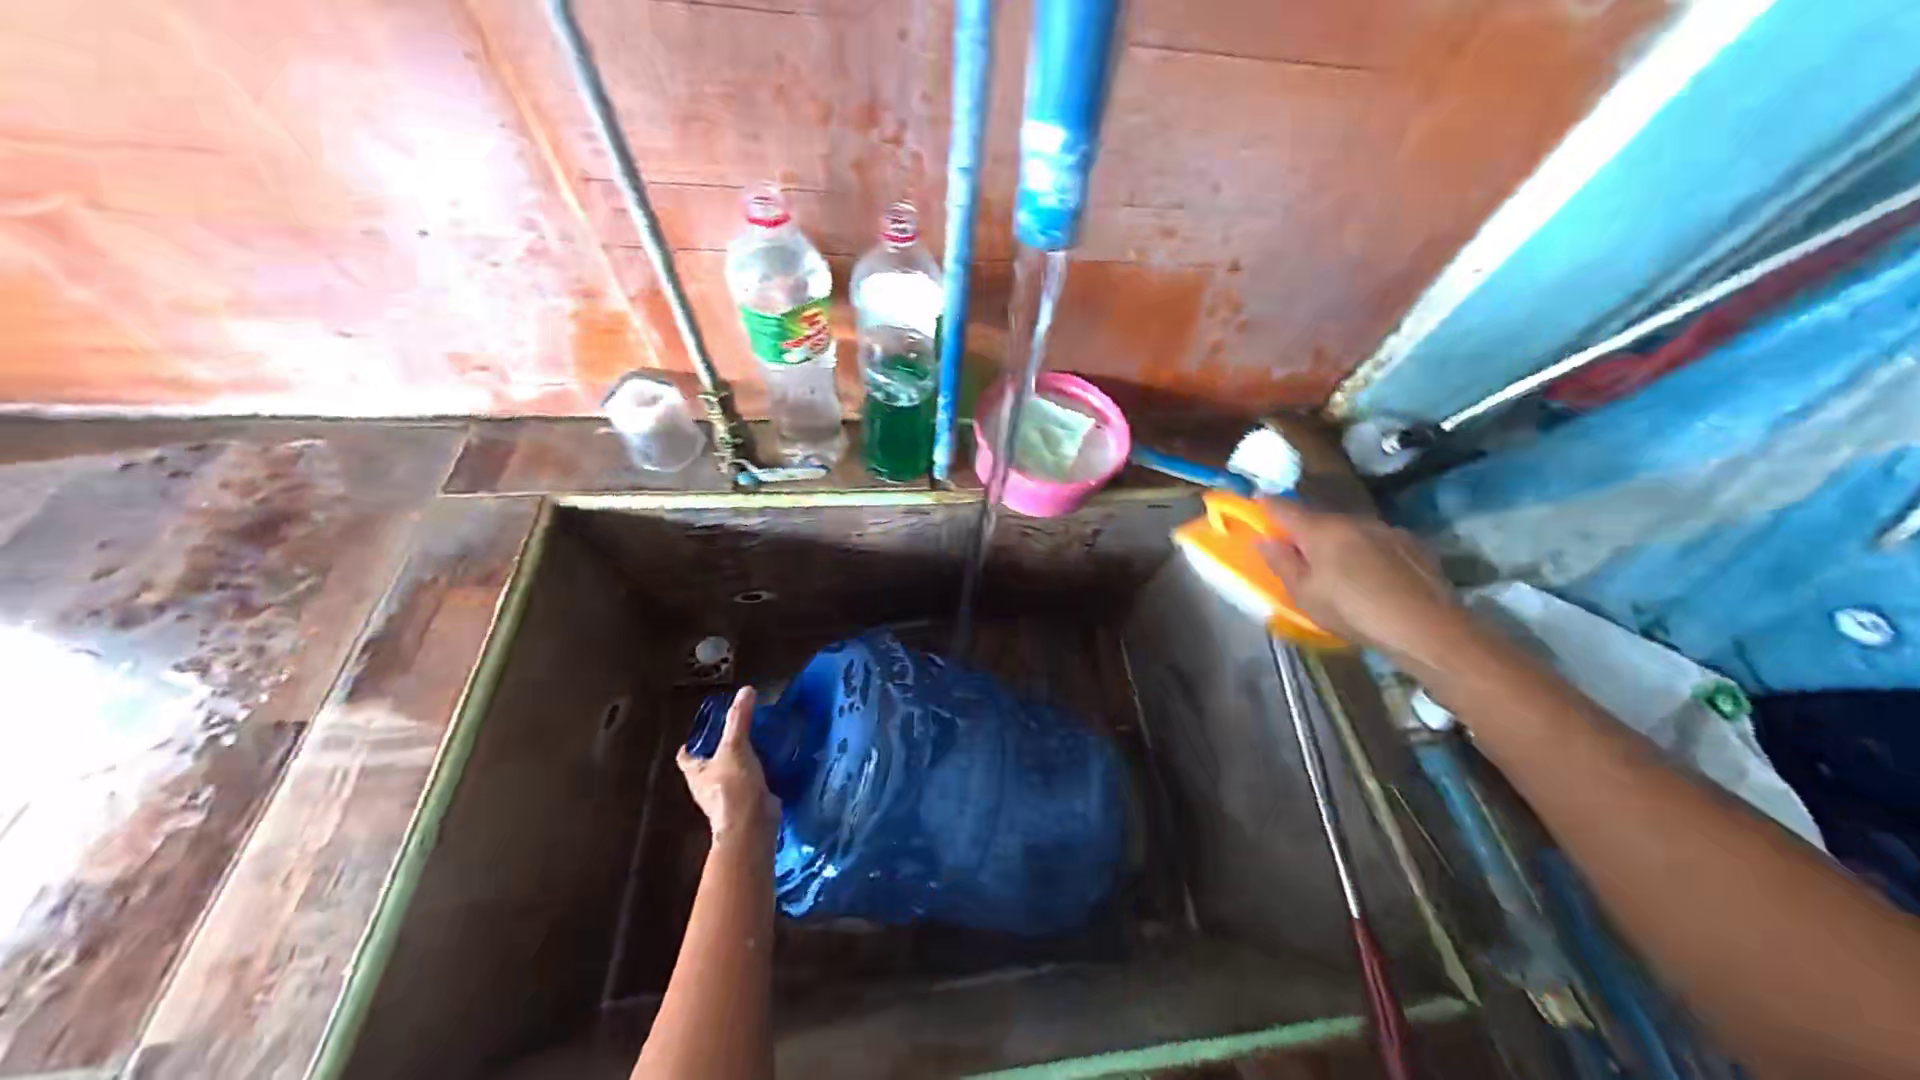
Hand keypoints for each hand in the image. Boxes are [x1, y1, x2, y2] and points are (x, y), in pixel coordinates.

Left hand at [677, 687, 778, 842]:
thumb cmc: (733, 786)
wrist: (751, 825)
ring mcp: (726, 798)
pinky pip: (749, 785)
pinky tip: (770, 765)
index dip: (689, 748)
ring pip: (729, 777)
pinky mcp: (746, 805)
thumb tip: (747, 690)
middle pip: (706, 768)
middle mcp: (706, 788)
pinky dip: (756, 776)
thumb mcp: (735, 747)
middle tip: (732, 736)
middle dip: (716, 755)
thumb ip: (740, 719)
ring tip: (755, 746)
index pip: (685, 758)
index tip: (696, 738)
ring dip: (738, 765)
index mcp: (695, 774)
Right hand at [1259, 499, 1470, 661]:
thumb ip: (1282, 564)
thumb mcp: (1305, 595)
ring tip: (1336, 569)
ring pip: (1350, 530)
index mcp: (1321, 530)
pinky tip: (1371, 576)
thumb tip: (1264, 540)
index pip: (1284, 508)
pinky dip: (1365, 552)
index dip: (1267, 505)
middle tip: (1295, 553)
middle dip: (1304, 531)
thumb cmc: (1353, 612)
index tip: (1256, 503)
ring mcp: (1387, 530)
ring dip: (1338, 542)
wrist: (1427, 629)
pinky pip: (1376, 542)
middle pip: (1319, 519)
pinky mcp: (1413, 545)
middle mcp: (1353, 520)